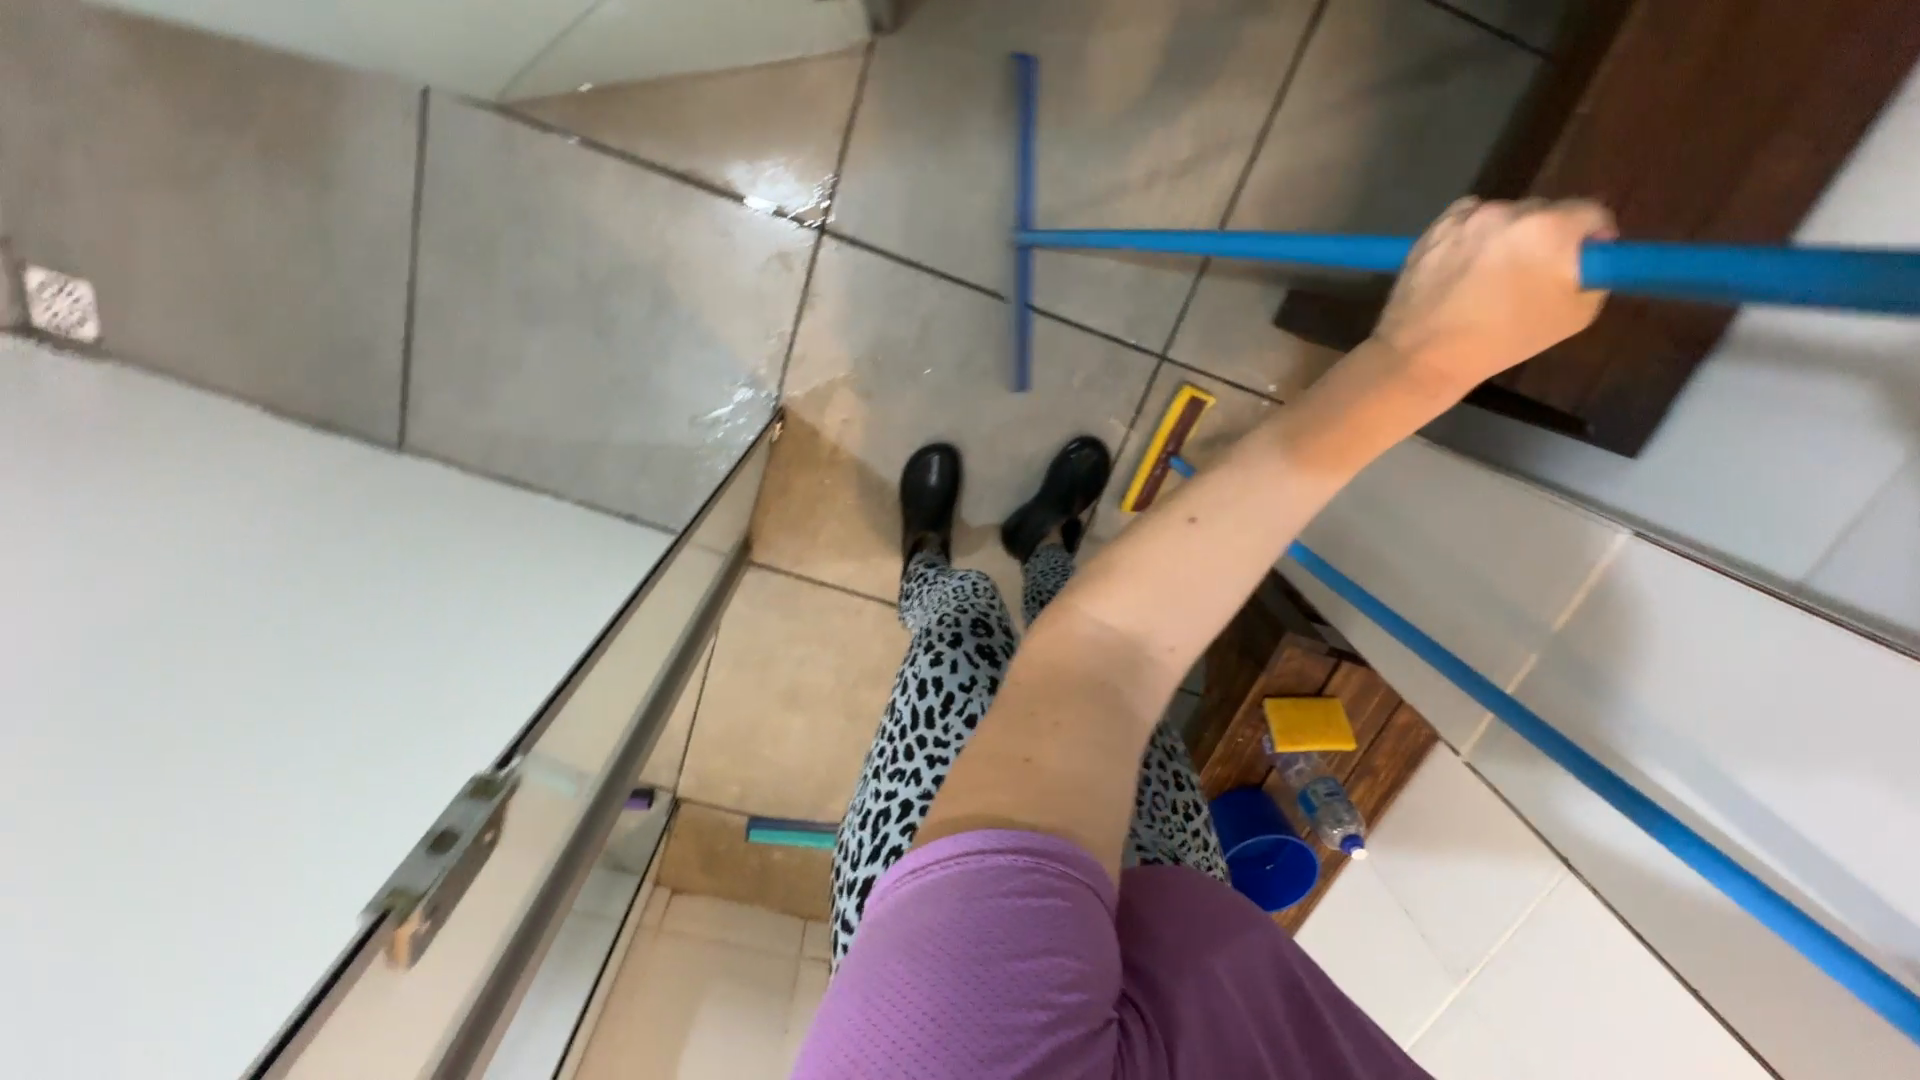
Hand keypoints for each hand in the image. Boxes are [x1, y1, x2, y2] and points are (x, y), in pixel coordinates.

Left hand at [1373, 197, 1615, 396]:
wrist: (1423, 354)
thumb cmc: (1502, 340)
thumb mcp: (1576, 314)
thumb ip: (1595, 274)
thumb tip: (1593, 253)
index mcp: (1551, 227)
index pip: (1593, 213)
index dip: (1591, 239)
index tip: (1579, 263)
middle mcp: (1508, 211)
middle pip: (1545, 212)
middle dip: (1546, 238)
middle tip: (1529, 276)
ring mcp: (1465, 218)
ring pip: (1503, 216)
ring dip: (1505, 237)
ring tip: (1489, 276)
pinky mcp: (1433, 230)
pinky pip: (1466, 219)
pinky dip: (1471, 235)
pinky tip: (1464, 265)